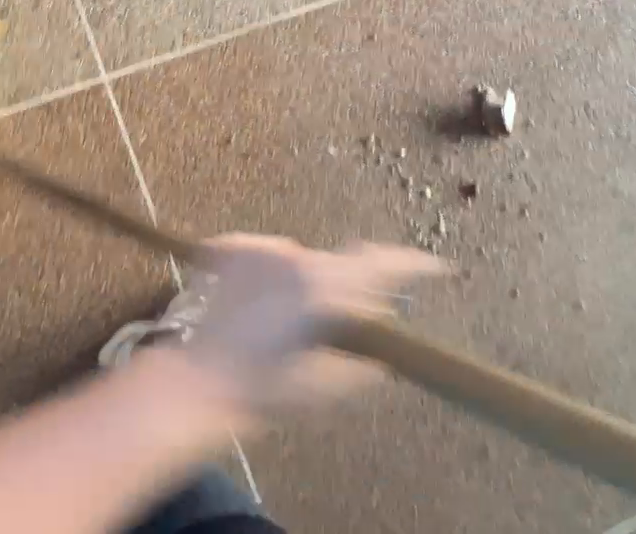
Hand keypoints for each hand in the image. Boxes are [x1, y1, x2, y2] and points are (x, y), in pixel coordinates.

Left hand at [174, 234, 448, 422]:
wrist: (202, 378)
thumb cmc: (265, 390)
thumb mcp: (327, 386)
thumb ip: (365, 362)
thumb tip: (384, 349)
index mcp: (323, 292)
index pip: (380, 265)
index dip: (411, 265)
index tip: (433, 266)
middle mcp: (295, 259)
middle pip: (337, 265)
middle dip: (344, 289)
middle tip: (329, 324)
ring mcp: (260, 249)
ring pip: (299, 260)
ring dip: (301, 282)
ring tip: (277, 322)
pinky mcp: (233, 246)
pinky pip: (265, 253)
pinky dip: (268, 271)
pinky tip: (253, 302)